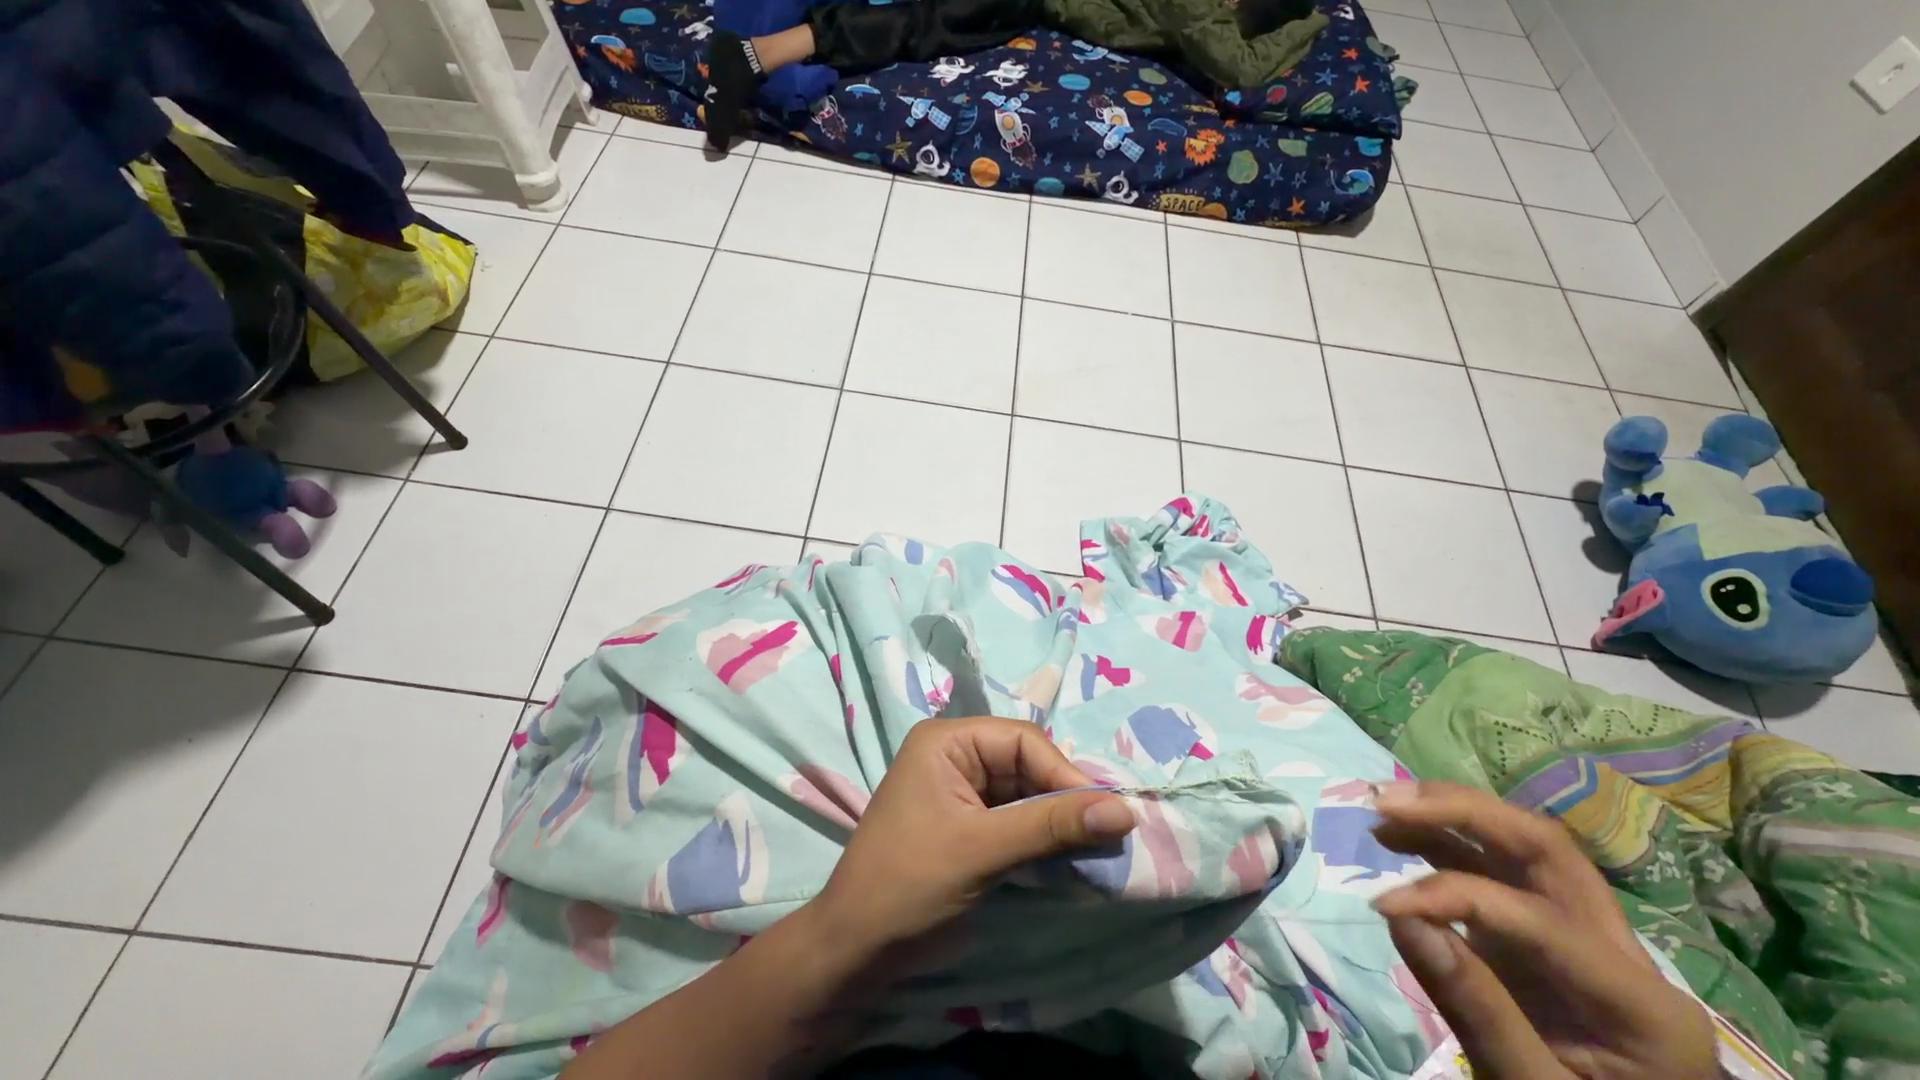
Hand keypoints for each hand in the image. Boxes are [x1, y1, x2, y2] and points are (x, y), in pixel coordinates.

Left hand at [809, 716, 1136, 957]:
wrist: (857, 949)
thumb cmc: (909, 885)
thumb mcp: (982, 850)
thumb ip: (1051, 826)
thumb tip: (1126, 809)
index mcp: (946, 742)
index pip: (1024, 741)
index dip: (1067, 774)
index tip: (1107, 815)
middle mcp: (955, 757)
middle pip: (1030, 765)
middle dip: (1066, 799)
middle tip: (1108, 834)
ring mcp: (962, 793)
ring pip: (1029, 795)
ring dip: (1059, 822)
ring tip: (1096, 848)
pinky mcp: (970, 828)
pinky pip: (1019, 821)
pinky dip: (1044, 839)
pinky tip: (1070, 858)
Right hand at [1371, 782, 1717, 1079]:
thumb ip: (1479, 1012)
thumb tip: (1402, 920)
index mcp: (1644, 1004)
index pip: (1543, 918)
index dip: (1456, 897)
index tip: (1381, 905)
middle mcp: (1625, 952)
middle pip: (1547, 851)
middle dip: (1465, 814)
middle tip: (1388, 803)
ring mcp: (1587, 941)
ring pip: (1526, 850)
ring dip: (1453, 818)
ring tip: (1384, 809)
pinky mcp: (1547, 943)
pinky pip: (1505, 877)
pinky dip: (1451, 848)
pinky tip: (1404, 841)